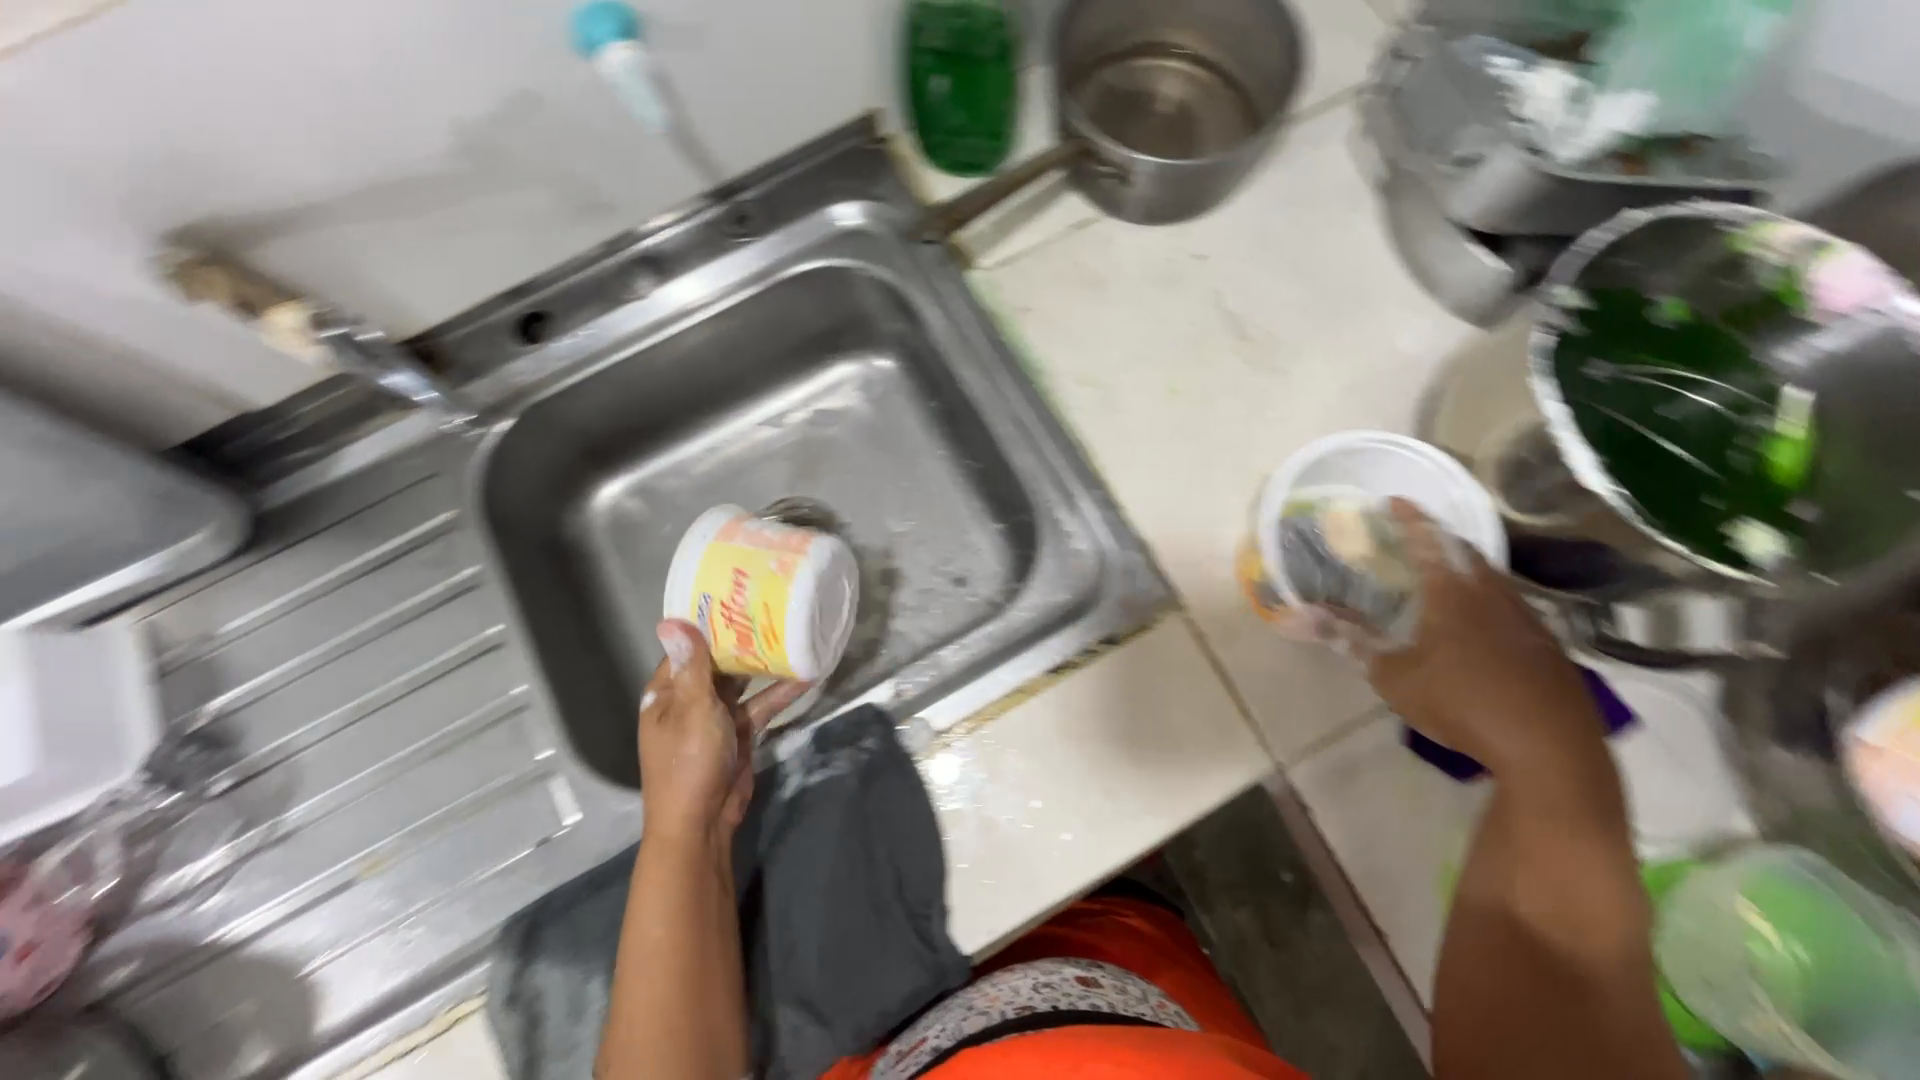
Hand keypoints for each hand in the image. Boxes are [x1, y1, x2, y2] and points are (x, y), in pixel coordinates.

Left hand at [638, 620, 810, 847]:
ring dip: (765, 665)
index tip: (737, 594)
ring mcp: (715, 717)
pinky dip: (780, 693)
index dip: (709, 622)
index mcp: (666, 691)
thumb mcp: (692, 709)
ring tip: (794, 634)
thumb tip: (670, 621)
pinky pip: (760, 706)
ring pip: (743, 683)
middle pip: (718, 661)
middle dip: (743, 639)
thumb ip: (692, 665)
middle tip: (774, 607)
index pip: (687, 646)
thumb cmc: (689, 761)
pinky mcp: (739, 734)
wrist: (702, 822)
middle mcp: (688, 699)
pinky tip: (806, 675)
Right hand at [1365, 500, 1605, 774]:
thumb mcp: (1394, 677)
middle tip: (1418, 541)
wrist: (1548, 746)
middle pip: (1467, 555)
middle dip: (1441, 542)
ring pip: (1494, 582)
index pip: (1430, 541)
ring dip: (1468, 573)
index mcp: (1454, 593)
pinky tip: (1480, 629)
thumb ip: (1356, 644)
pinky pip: (1512, 610)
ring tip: (1445, 581)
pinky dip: (1489, 605)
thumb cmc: (1461, 702)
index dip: (1411, 519)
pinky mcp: (1549, 648)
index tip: (1395, 500)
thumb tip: (1307, 619)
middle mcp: (1494, 595)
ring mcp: (1528, 620)